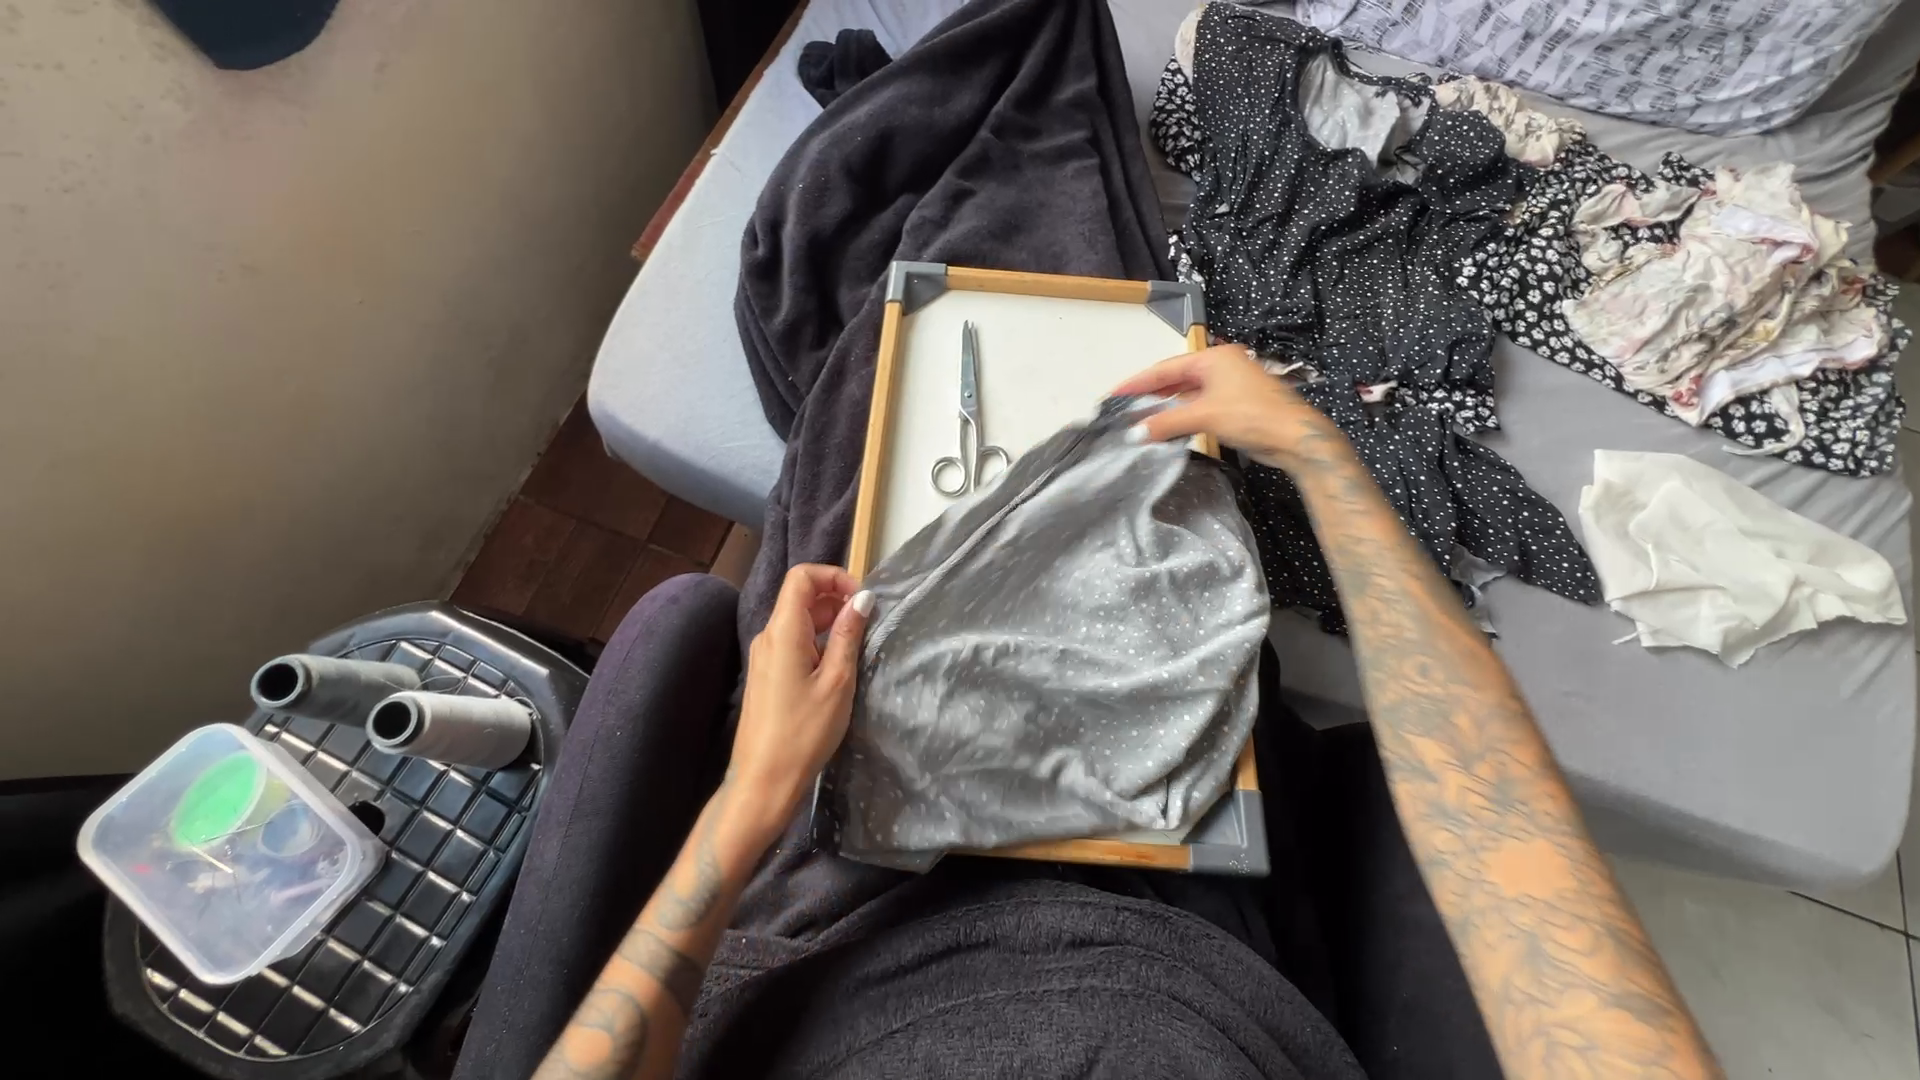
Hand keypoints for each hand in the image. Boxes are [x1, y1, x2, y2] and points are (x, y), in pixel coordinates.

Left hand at [730, 564, 872, 839]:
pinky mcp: (768, 675)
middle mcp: (768, 636)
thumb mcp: (837, 681)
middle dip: (837, 600)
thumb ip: (848, 635)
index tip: (862, 600)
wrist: (763, 781)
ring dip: (830, 623)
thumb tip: (862, 599)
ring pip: (799, 620)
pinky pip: (795, 642)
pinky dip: (819, 643)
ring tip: (857, 649)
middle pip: (801, 597)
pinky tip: (838, 668)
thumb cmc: (804, 732)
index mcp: (783, 631)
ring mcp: (765, 656)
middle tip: (867, 626)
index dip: (834, 577)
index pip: (802, 577)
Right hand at [1113, 343, 1350, 473]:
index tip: (1116, 392)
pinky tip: (1166, 428)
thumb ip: (1167, 423)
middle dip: (1150, 394)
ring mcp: (1228, 386)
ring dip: (1165, 408)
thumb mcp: (1204, 416)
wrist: (1295, 438)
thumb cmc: (1253, 416)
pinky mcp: (1234, 405)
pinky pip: (1198, 407)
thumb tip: (1136, 433)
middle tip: (1124, 407)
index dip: (1139, 381)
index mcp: (1213, 358)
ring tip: (1140, 419)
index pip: (1166, 368)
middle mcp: (1220, 367)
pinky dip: (1180, 416)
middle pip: (1175, 379)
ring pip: (1187, 394)